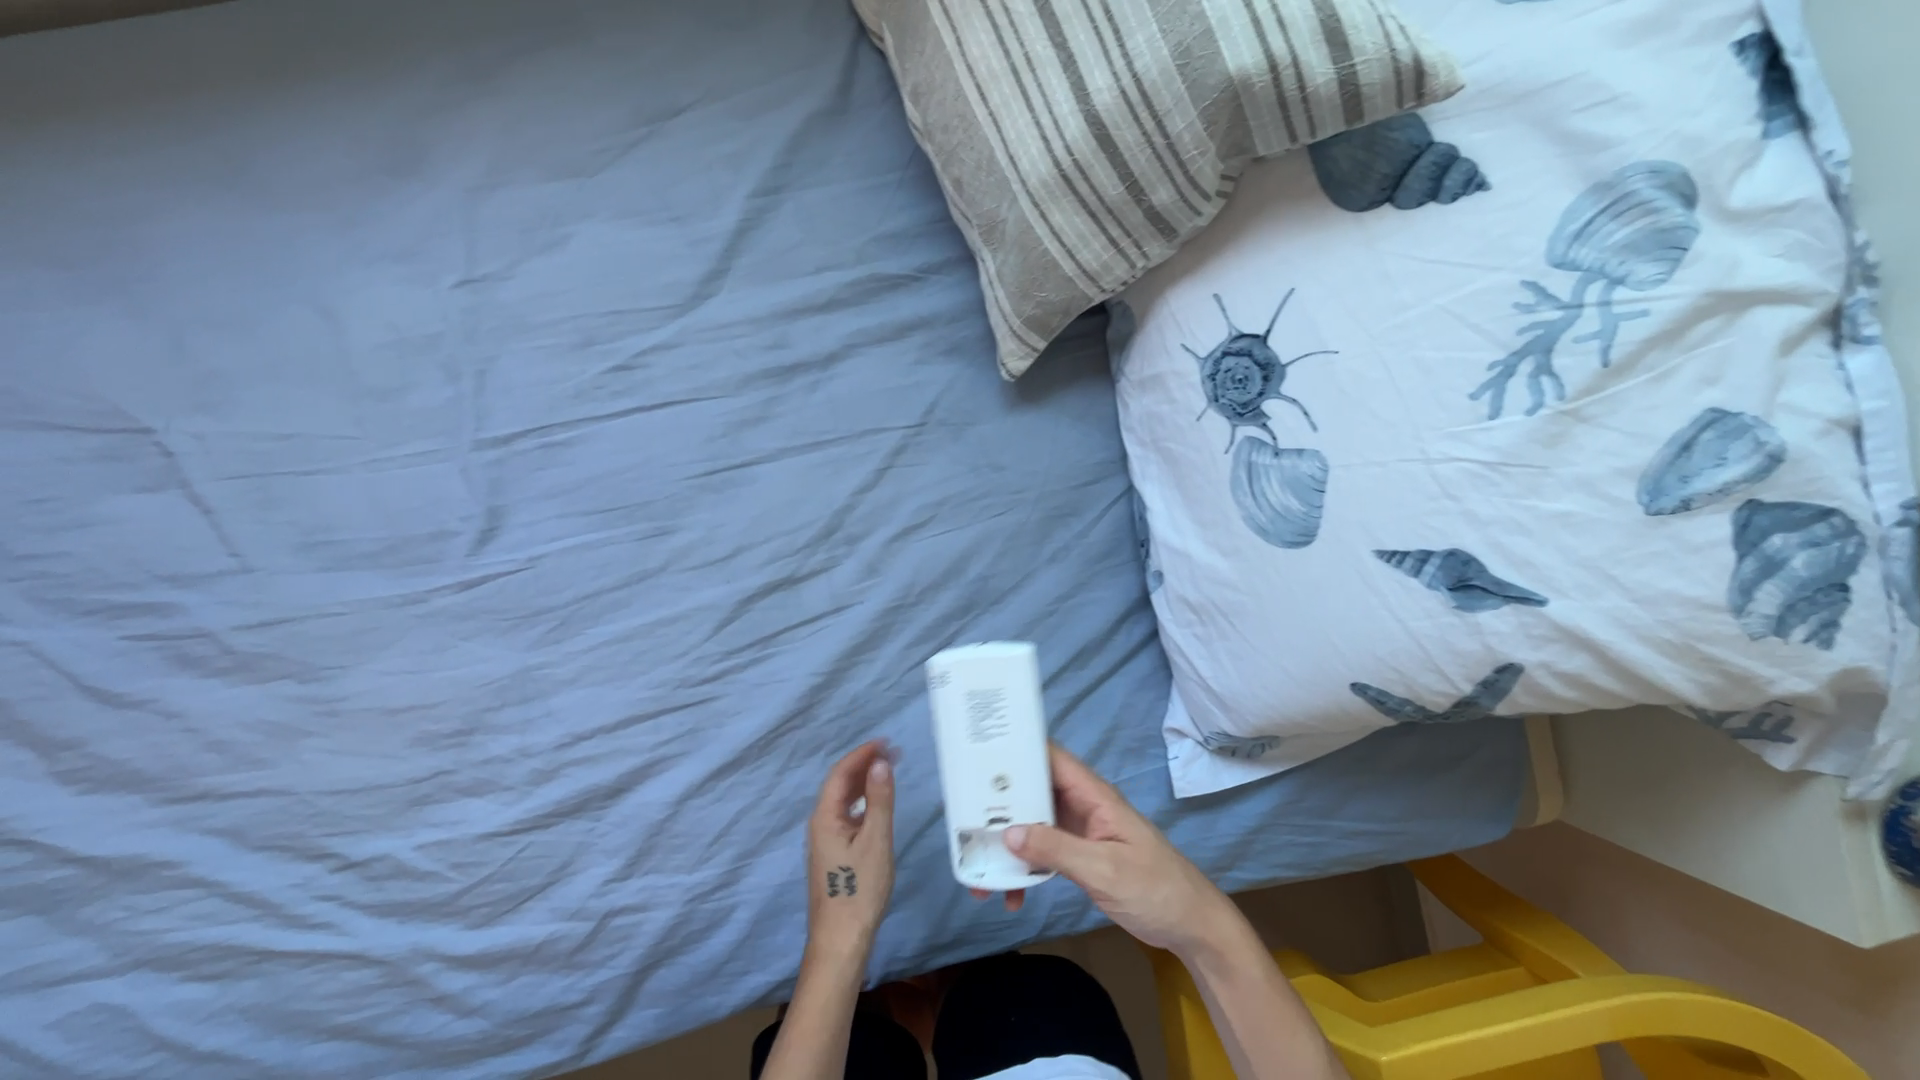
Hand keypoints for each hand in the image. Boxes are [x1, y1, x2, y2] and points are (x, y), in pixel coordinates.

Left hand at [805, 740, 896, 954]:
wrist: (841, 939)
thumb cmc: (860, 890)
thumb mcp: (877, 842)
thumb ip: (880, 801)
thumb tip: (880, 763)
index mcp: (825, 817)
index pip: (841, 774)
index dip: (861, 754)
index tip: (885, 742)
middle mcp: (820, 823)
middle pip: (840, 784)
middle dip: (864, 764)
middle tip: (893, 753)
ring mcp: (825, 839)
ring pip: (843, 800)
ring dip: (864, 782)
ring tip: (888, 771)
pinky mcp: (833, 852)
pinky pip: (847, 815)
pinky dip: (863, 802)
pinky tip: (877, 804)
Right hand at [1001, 743, 1233, 954]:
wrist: (1190, 925)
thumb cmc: (1154, 888)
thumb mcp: (1103, 869)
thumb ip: (1056, 849)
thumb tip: (1008, 832)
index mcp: (1094, 797)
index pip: (1051, 759)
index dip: (1017, 752)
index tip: (980, 757)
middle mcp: (1084, 807)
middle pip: (1035, 792)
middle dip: (1001, 806)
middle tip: (966, 821)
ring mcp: (1081, 832)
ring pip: (1034, 826)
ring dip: (1009, 844)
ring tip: (982, 871)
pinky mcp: (1081, 856)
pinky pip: (1044, 853)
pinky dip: (1026, 869)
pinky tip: (1013, 896)